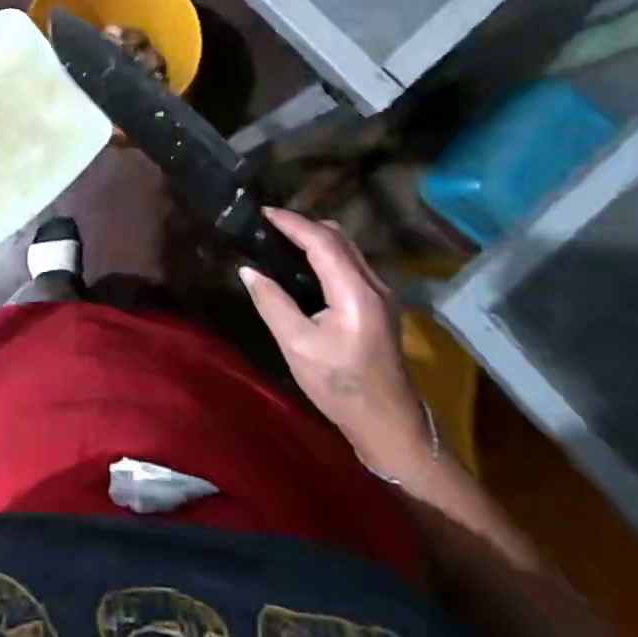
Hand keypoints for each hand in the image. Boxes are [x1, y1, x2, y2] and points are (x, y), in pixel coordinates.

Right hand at [242, 208, 430, 468]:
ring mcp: (382, 293)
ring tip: (282, 241)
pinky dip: (327, 254)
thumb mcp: (297, 346)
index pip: (322, 241)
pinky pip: (351, 263)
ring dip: (317, 238)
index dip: (292, 223)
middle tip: (269, 227)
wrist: (388, 423)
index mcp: (354, 292)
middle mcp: (374, 284)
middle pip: (339, 237)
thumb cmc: (339, 387)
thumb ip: (272, 303)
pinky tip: (305, 266)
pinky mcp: (380, 304)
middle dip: (304, 225)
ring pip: (348, 248)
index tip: (263, 213)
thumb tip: (248, 270)